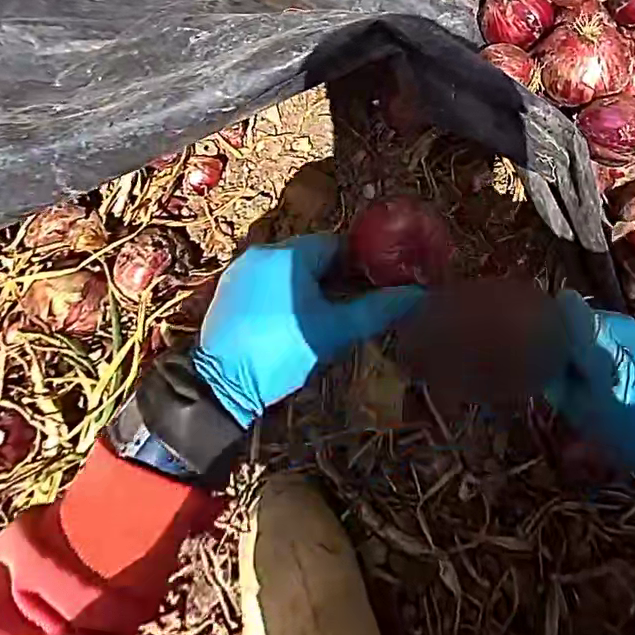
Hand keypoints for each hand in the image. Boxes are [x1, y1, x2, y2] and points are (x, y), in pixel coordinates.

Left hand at [190, 234, 422, 427]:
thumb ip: (377, 309)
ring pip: (290, 268)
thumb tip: (418, 295)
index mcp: (290, 254)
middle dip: (335, 276)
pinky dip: (285, 292)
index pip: (337, 244)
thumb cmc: (282, 352)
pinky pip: (268, 280)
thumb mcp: (336, 331)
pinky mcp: (227, 290)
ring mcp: (241, 270)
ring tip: (323, 316)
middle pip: (313, 254)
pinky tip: (292, 320)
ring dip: (310, 285)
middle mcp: (263, 252)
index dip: (358, 264)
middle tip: (349, 304)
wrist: (217, 390)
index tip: (370, 287)